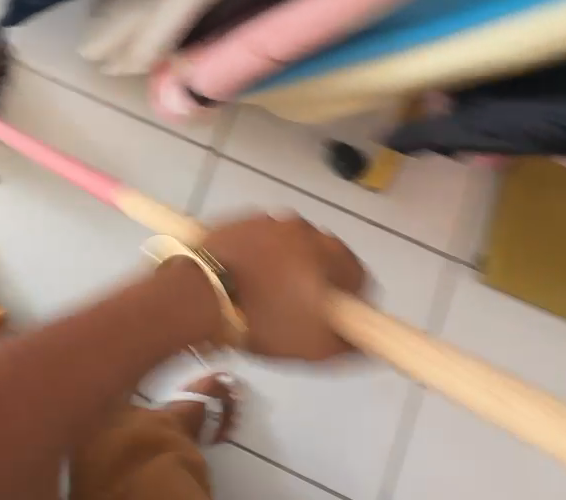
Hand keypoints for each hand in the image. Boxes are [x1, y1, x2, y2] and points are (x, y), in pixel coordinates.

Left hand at [199, 214, 367, 360]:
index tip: (336, 319)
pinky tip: (247, 278)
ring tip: (270, 295)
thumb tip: (365, 338)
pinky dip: (261, 254)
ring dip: (288, 265)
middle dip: (319, 280)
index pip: (356, 274)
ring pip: (290, 246)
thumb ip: (354, 342)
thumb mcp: (318, 348)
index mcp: (328, 251)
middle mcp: (301, 226)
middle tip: (301, 309)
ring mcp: (266, 218)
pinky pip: (260, 239)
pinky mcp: (237, 218)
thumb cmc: (264, 321)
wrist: (200, 293)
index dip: (351, 301)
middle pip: (322, 256)